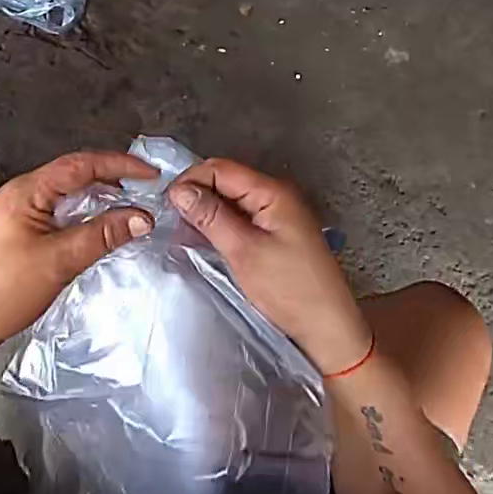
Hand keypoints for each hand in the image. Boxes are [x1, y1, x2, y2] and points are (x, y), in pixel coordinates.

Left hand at [0, 151, 155, 376]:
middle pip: (76, 173)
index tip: (153, 175)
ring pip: (69, 193)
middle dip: (115, 177)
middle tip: (147, 189)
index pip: (82, 164)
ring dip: (102, 197)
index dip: (121, 165)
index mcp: (27, 191)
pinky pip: (61, 211)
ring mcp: (18, 213)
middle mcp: (22, 194)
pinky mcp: (19, 232)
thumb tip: (144, 218)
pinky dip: (87, 214)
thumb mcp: (58, 261)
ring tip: (132, 207)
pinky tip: (101, 228)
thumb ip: (102, 235)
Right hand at [170, 159, 371, 374]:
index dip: (191, 180)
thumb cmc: (290, 289)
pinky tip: (206, 240)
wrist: (327, 325)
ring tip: (182, 231)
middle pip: (227, 180)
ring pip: (233, 200)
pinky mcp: (277, 233)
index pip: (222, 168)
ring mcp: (278, 214)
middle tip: (169, 218)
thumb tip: (180, 190)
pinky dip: (222, 224)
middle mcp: (277, 195)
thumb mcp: (244, 251)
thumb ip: (211, 217)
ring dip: (208, 211)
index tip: (166, 203)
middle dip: (197, 194)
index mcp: (273, 192)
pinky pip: (243, 217)